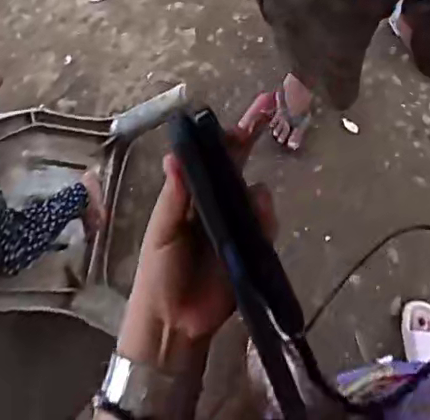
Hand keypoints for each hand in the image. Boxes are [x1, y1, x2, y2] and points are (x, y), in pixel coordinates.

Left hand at [118, 94, 277, 370]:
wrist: (174, 323)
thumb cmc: (159, 271)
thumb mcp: (161, 231)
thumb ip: (173, 196)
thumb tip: (174, 156)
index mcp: (193, 191)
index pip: (212, 153)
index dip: (228, 131)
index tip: (243, 111)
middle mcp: (217, 199)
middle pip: (239, 160)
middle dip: (254, 131)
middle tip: (270, 106)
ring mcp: (237, 222)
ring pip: (256, 192)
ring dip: (257, 193)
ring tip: (254, 206)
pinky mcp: (253, 246)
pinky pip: (266, 224)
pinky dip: (266, 219)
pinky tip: (261, 223)